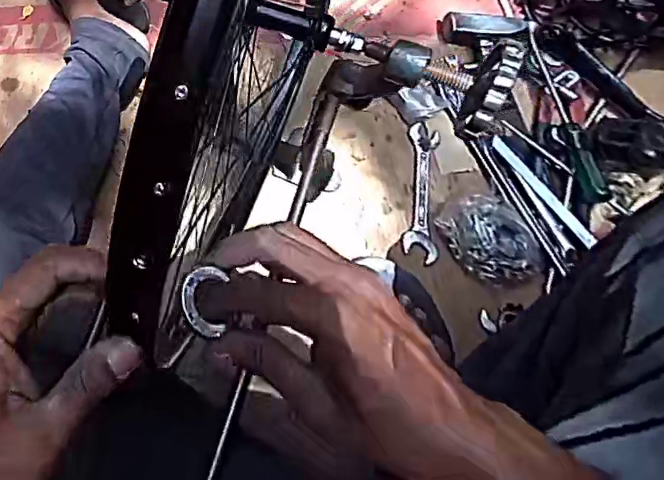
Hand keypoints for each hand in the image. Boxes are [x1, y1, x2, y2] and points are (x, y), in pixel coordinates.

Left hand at [0, 246, 144, 479]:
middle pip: (46, 268)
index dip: (83, 261)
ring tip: (122, 292)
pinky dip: (75, 303)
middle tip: (128, 279)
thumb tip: (130, 346)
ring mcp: (0, 326)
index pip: (44, 267)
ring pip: (47, 285)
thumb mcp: (43, 430)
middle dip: (87, 267)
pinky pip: (45, 307)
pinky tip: (101, 314)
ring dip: (84, 283)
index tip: (120, 270)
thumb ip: (87, 384)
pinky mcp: (10, 343)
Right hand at [199, 224, 594, 479]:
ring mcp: (360, 275)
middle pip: (275, 237)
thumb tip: (228, 347)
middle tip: (211, 270)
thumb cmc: (403, 427)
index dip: (225, 296)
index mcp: (337, 315)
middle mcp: (349, 283)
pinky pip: (313, 248)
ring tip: (233, 269)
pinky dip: (282, 254)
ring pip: (295, 233)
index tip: (206, 303)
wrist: (457, 431)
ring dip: (257, 245)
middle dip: (234, 250)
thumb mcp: (324, 409)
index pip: (261, 291)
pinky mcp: (366, 278)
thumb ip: (269, 366)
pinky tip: (270, 279)